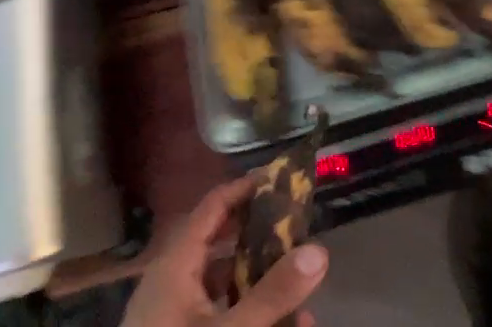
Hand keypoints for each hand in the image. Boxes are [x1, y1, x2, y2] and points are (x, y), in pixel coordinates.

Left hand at [121, 179, 328, 326]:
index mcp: (173, 270)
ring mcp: (175, 321)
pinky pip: (224, 319)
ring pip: (228, 288)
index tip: (284, 179)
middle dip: (266, 244)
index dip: (246, 190)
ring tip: (306, 304)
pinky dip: (255, 319)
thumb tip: (320, 250)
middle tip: (303, 236)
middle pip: (224, 247)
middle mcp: (171, 287)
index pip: (212, 209)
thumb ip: (274, 294)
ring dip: (266, 290)